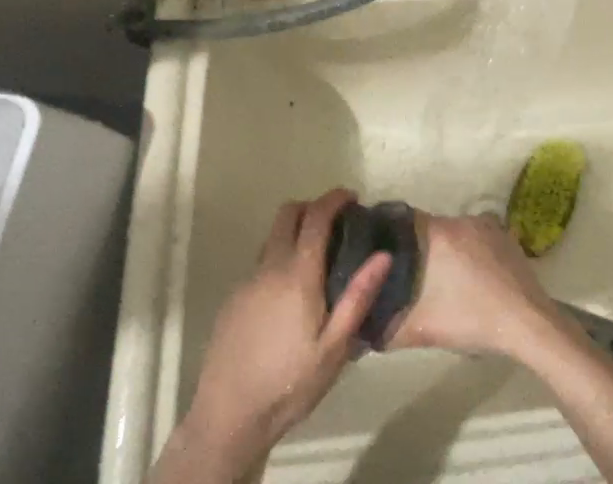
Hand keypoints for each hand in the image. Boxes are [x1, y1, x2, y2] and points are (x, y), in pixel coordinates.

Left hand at [154, 189, 390, 483]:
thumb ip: (358, 297)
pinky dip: (280, 260)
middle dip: (313, 207)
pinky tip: (293, 295)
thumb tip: (383, 255)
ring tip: (320, 259)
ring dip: (295, 233)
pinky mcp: (233, 300)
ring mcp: (246, 283)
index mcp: (297, 275)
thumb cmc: (291, 382)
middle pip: (287, 215)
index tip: (352, 197)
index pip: (315, 218)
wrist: (229, 416)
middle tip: (338, 223)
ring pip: (272, 239)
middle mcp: (268, 269)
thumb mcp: (335, 346)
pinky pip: (261, 265)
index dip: (334, 199)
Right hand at [388, 213, 561, 357]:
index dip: (388, 237)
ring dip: (446, 250)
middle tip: (409, 274)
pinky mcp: (507, 237)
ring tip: (439, 278)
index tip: (380, 255)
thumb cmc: (471, 320)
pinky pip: (477, 238)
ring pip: (455, 233)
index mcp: (439, 233)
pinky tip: (468, 277)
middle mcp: (463, 219)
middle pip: (429, 229)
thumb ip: (384, 328)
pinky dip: (469, 252)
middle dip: (418, 249)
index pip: (402, 222)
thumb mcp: (421, 330)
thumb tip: (361, 330)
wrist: (527, 324)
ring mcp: (489, 226)